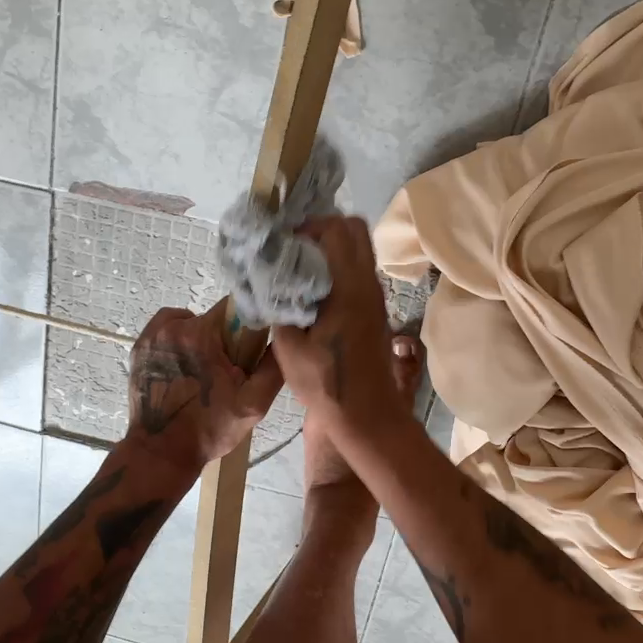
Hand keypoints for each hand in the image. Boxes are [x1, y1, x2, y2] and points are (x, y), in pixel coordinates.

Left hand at [124, 307, 283, 476]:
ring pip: (188, 321)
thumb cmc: (209, 428)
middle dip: (223, 338)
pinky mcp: (140, 348)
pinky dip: (176, 338)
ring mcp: (153, 336)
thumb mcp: (253, 404)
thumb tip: (282, 340)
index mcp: (202, 334)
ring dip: (199, 338)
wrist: (161, 452)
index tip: (246, 349)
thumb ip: (273, 367)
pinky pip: (165, 328)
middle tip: (225, 369)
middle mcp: (175, 327)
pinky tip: (184, 362)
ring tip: (202, 369)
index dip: (245, 326)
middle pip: (211, 318)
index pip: (233, 309)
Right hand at [270, 216, 404, 430]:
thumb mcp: (289, 347)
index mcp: (349, 288)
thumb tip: (267, 281)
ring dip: (332, 247)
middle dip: (324, 228)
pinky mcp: (375, 308)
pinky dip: (338, 264)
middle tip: (295, 246)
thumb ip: (278, 306)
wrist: (368, 416)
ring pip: (359, 248)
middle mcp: (368, 284)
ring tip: (300, 266)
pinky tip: (313, 288)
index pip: (337, 230)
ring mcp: (375, 295)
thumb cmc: (326, 384)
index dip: (309, 226)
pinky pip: (359, 268)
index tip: (284, 243)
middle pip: (355, 228)